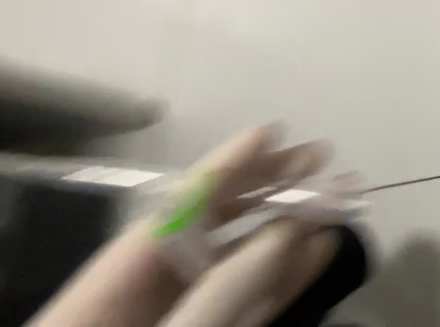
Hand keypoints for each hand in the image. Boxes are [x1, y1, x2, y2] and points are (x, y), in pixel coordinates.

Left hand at [29, 124, 341, 326]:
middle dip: (266, 191)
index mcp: (97, 304)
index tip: (274, 129)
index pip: (166, 217)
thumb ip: (223, 294)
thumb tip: (287, 227)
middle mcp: (134, 309)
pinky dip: (283, 279)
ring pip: (234, 268)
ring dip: (289, 229)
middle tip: (324, 156)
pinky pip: (243, 308)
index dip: (221, 170)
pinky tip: (321, 248)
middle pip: (205, 233)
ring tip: (342, 195)